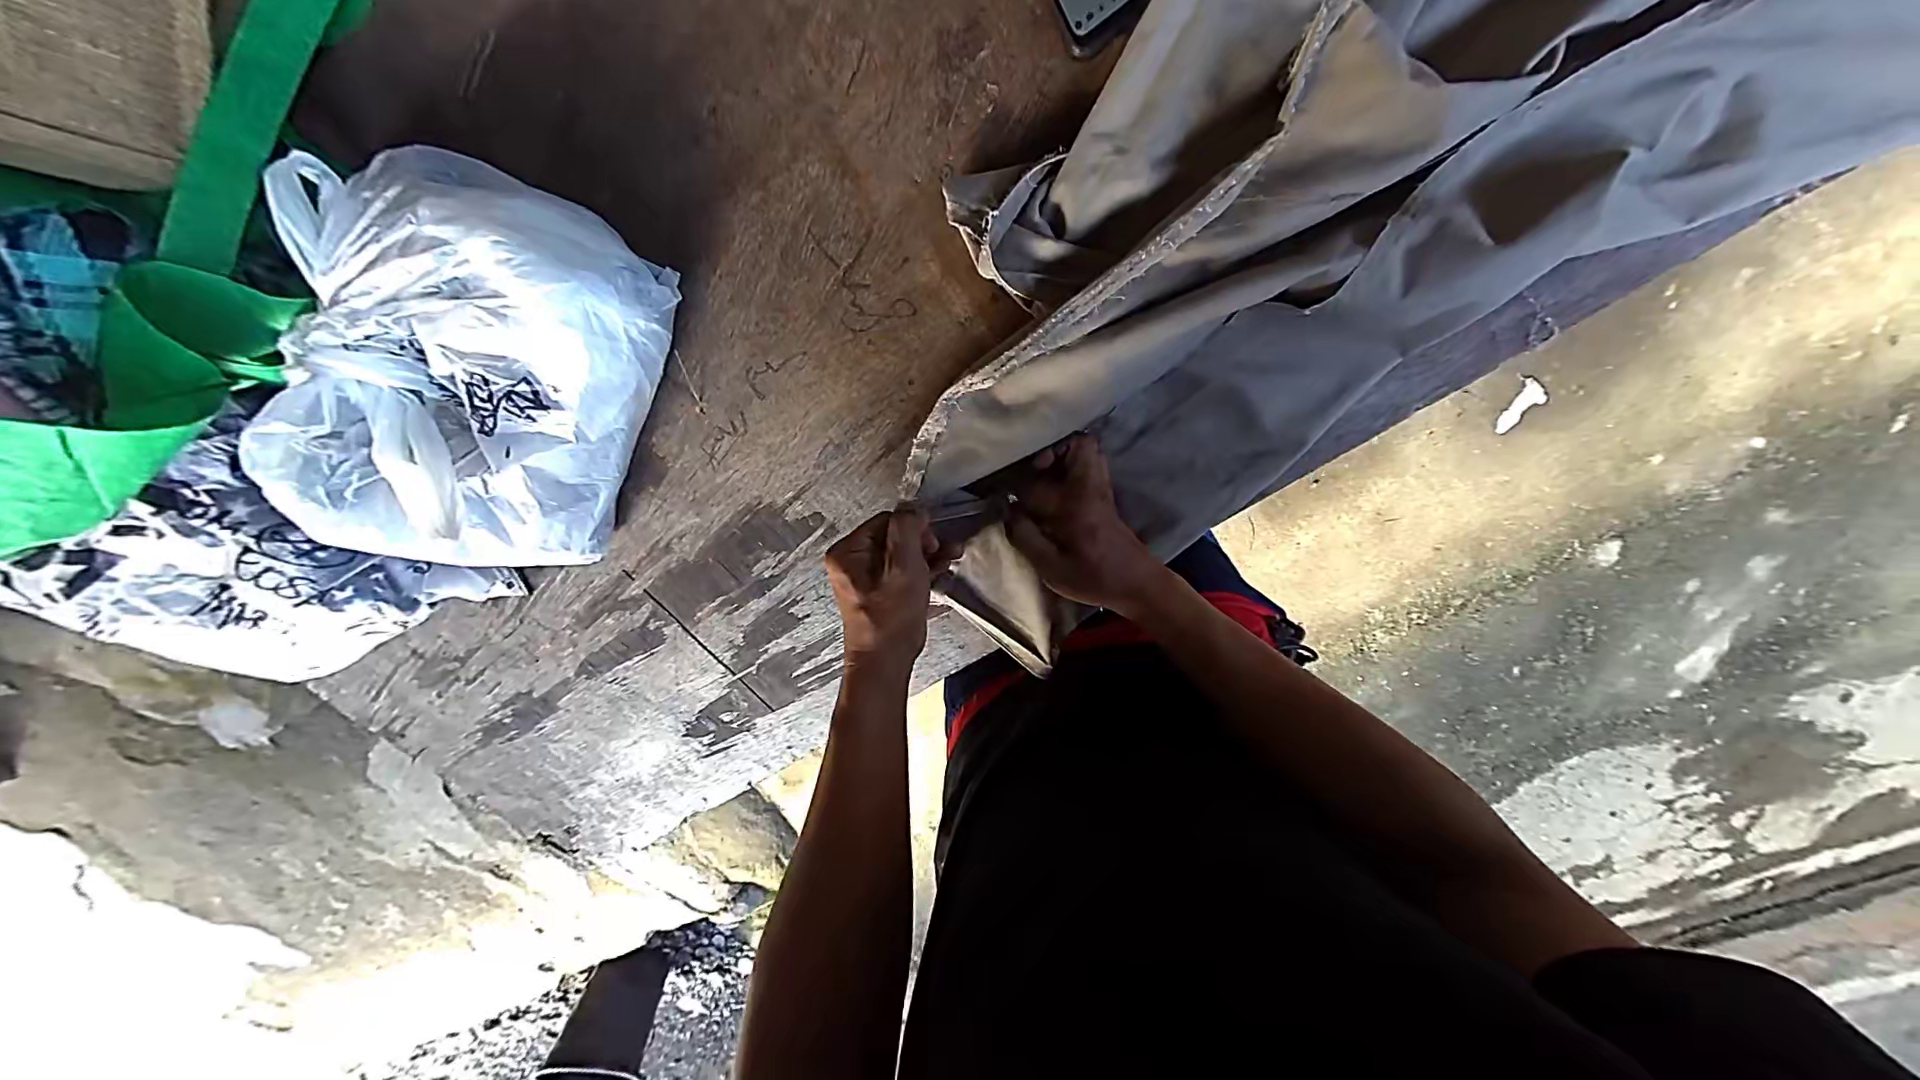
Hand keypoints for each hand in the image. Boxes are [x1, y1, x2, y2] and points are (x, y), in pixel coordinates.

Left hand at [825, 508, 958, 674]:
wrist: (886, 660)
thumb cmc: (890, 620)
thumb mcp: (902, 566)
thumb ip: (907, 530)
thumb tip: (912, 508)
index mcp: (849, 552)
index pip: (886, 520)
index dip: (913, 527)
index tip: (931, 541)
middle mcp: (854, 562)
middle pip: (895, 536)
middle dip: (923, 541)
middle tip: (941, 551)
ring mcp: (868, 578)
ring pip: (903, 554)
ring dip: (928, 554)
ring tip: (951, 556)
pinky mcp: (883, 592)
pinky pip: (904, 571)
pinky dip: (923, 569)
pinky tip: (941, 571)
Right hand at [1004, 433, 1163, 614]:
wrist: (1138, 584)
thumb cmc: (1094, 578)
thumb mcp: (1052, 568)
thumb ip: (1026, 537)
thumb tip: (1009, 511)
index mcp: (1072, 504)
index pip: (1034, 483)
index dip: (1013, 484)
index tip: (1000, 493)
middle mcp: (1089, 487)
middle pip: (1076, 443)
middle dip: (1048, 449)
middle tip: (1029, 471)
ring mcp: (1101, 487)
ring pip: (1086, 448)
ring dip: (1061, 453)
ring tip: (1040, 474)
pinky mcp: (1106, 494)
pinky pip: (1090, 462)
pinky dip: (1072, 463)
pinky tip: (1054, 484)